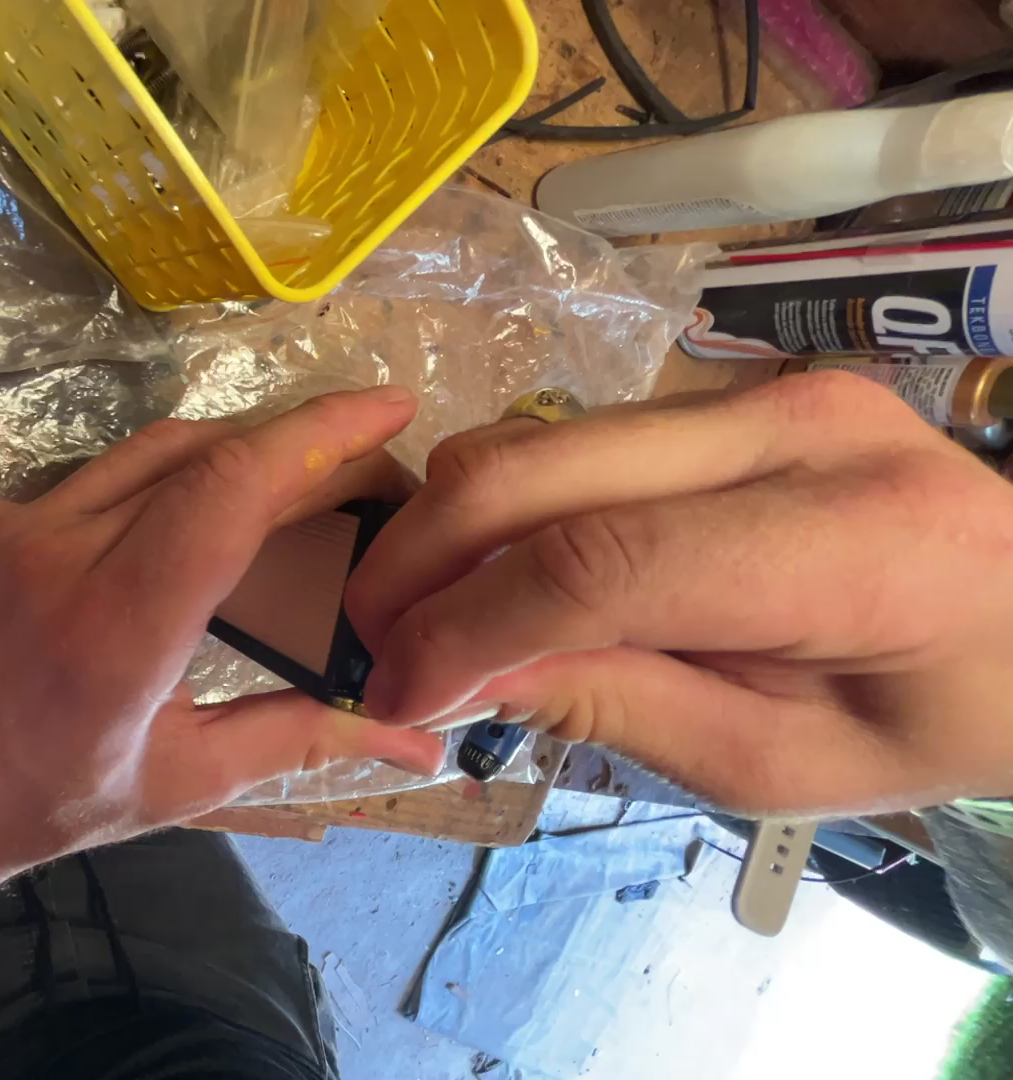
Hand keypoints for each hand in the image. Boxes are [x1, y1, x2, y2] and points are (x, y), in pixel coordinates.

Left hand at [0, 387, 444, 893]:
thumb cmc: (60, 800)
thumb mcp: (187, 778)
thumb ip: (301, 736)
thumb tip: (416, 740)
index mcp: (118, 626)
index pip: (228, 490)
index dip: (316, 434)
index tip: (386, 408)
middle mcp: (57, 554)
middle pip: (198, 451)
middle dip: (289, 441)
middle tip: (353, 461)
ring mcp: (11, 527)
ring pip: (146, 450)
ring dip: (227, 452)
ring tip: (284, 478)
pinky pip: (95, 475)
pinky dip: (158, 481)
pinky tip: (185, 513)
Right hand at [346, 371, 1012, 815]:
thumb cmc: (923, 710)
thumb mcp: (775, 761)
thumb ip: (609, 709)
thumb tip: (448, 678)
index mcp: (854, 542)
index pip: (595, 567)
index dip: (464, 630)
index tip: (394, 690)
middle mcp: (784, 427)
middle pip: (521, 475)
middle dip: (412, 562)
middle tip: (372, 639)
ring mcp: (731, 393)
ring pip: (509, 446)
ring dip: (434, 536)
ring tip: (427, 616)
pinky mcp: (687, 393)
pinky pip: (531, 440)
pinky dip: (474, 512)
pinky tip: (483, 572)